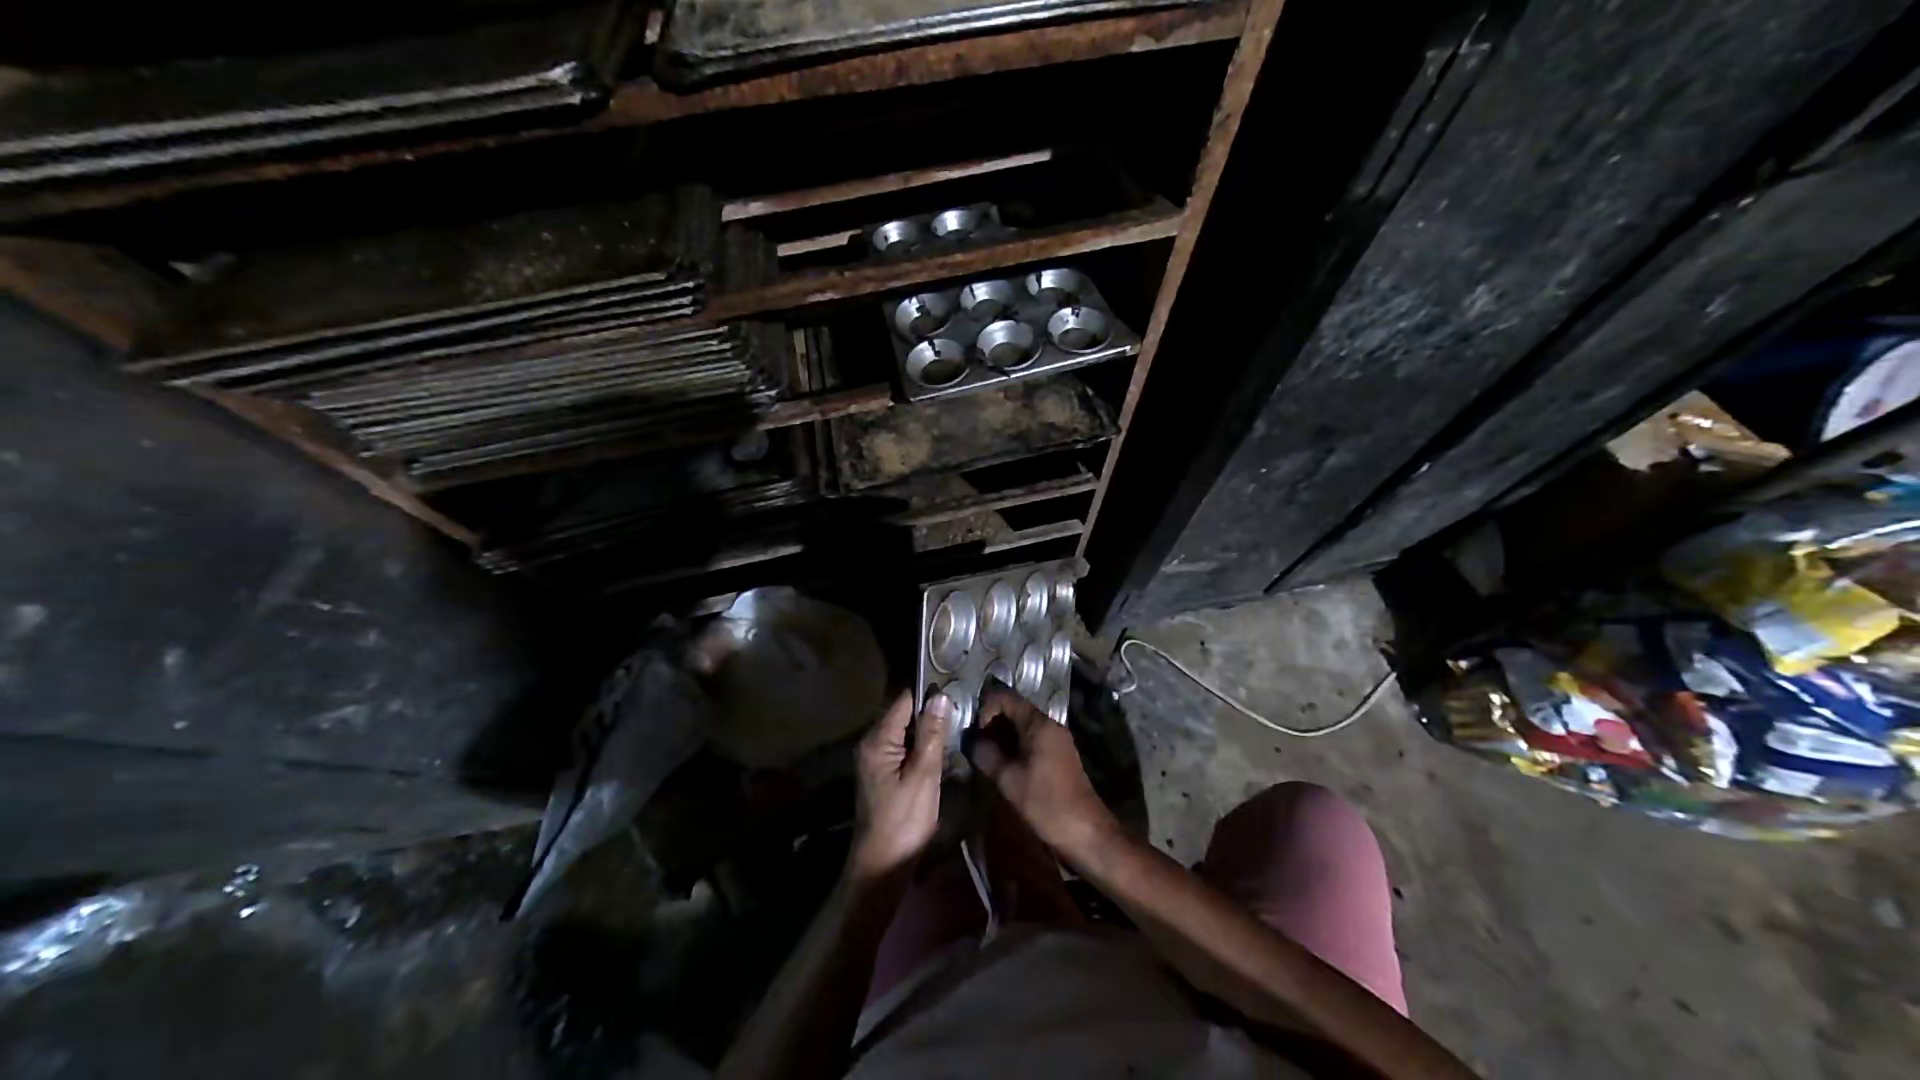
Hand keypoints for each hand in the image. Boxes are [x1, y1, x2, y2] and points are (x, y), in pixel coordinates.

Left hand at [849, 691, 949, 882]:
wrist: (883, 864)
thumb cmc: (905, 820)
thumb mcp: (923, 775)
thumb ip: (931, 734)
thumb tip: (941, 697)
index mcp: (877, 740)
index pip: (904, 700)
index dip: (929, 694)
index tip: (957, 690)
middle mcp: (870, 743)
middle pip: (903, 714)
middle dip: (931, 712)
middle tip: (963, 709)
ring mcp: (874, 759)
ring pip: (905, 731)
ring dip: (928, 730)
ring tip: (958, 725)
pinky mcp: (881, 773)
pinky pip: (903, 748)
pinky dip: (921, 746)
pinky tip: (941, 750)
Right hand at [968, 682, 1117, 857]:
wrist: (1085, 831)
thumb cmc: (1045, 802)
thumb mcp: (1008, 779)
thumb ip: (986, 755)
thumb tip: (972, 741)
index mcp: (1038, 724)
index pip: (1005, 698)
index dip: (985, 709)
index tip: (975, 733)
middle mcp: (1050, 725)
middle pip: (1015, 710)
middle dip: (992, 723)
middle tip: (976, 745)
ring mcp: (1057, 740)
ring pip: (1023, 726)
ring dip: (1002, 736)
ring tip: (986, 756)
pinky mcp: (1059, 755)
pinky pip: (1032, 740)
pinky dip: (1015, 746)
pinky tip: (1004, 765)